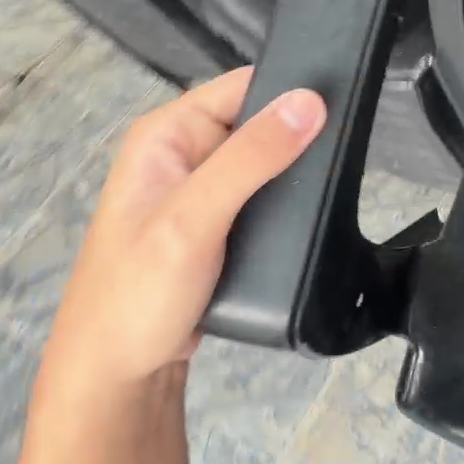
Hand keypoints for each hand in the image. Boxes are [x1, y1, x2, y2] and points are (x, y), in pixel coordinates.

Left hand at [44, 67, 326, 387]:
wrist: (118, 378)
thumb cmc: (137, 296)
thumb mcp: (193, 220)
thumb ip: (251, 158)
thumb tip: (311, 101)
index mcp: (167, 133)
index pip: (245, 85)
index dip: (293, 87)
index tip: (341, 101)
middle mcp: (184, 149)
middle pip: (261, 117)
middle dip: (299, 131)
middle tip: (345, 146)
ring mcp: (202, 185)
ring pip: (268, 156)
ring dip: (297, 166)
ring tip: (336, 177)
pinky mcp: (219, 218)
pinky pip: (266, 189)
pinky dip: (290, 196)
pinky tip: (312, 206)